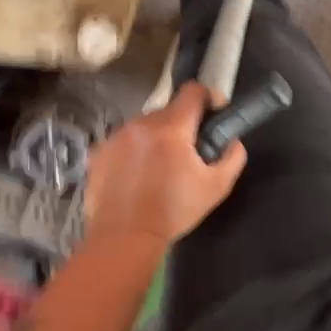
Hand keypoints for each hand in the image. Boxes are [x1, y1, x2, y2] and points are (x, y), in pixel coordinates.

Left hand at [83, 82, 246, 246]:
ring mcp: (116, 137)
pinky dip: (133, 151)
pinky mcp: (98, 153)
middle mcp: (142, 124)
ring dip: (156, 137)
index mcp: (172, 128)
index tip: (214, 114)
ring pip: (144, 125)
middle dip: (181, 125)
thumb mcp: (216, 187)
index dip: (208, 97)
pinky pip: (123, 141)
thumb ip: (232, 157)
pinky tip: (136, 175)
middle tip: (187, 151)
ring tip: (158, 165)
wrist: (123, 238)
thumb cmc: (173, 212)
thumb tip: (232, 141)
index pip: (193, 91)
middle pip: (169, 110)